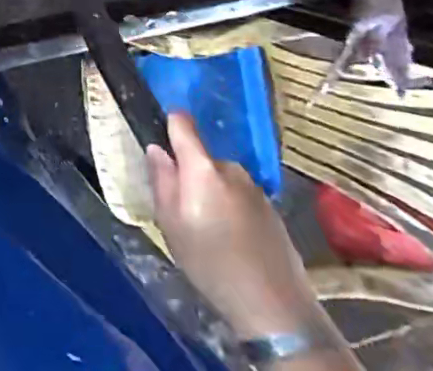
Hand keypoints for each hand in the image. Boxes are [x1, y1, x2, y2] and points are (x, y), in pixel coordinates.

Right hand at [147, 113, 326, 339]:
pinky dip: (230, 208)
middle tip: (179, 205)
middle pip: (201, 156)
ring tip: (205, 227)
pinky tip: (230, 239)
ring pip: (222, 178)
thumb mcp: (169, 222)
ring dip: (211, 192)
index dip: (168, 123)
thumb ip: (161, 180)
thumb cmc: (210, 262)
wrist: (276, 309)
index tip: (158, 137)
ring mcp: (257, 191)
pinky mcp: (273, 213)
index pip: (183, 123)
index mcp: (203, 168)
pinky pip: (240, 197)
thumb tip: (157, 149)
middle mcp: (233, 170)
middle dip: (189, 172)